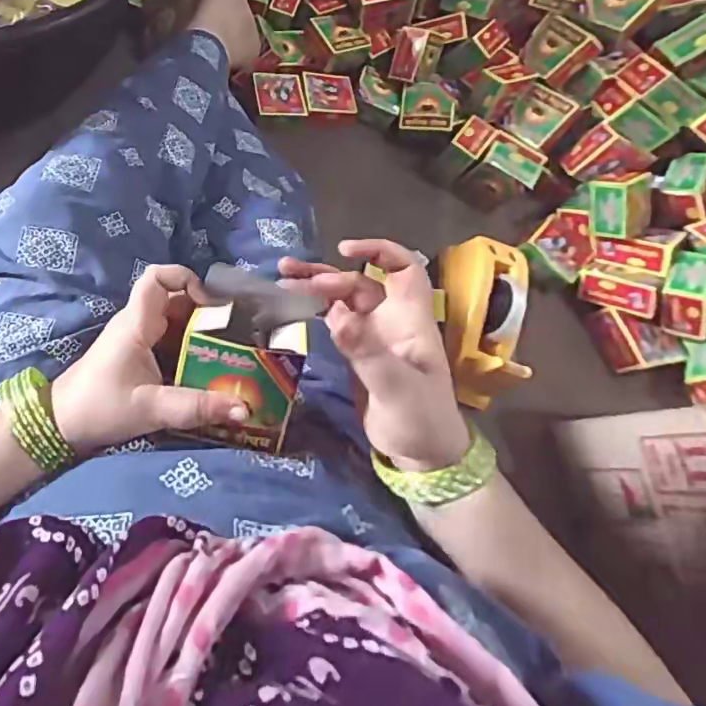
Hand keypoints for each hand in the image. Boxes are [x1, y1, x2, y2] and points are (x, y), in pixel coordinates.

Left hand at [50, 265, 250, 450]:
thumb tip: (244, 408)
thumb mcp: (151, 409)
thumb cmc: (100, 407)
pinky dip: (190, 350)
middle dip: (205, 313)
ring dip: (200, 335)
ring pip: (175, 323)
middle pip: (175, 300)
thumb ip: (196, 407)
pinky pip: (170, 342)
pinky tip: (208, 370)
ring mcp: (137, 340)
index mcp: (136, 323)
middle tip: (232, 335)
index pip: (157, 277)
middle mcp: (137, 324)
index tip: (210, 306)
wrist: (61, 425)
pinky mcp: (139, 357)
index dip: (186, 279)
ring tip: (228, 353)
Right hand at [279, 240, 470, 470]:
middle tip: (290, 275)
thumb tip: (335, 314)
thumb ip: (366, 352)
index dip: (379, 251)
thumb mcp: (397, 388)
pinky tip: (294, 306)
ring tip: (282, 279)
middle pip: (360, 282)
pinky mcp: (359, 354)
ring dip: (316, 287)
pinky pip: (336, 322)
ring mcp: (374, 337)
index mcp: (410, 320)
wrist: (423, 456)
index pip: (403, 268)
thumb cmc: (421, 420)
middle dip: (328, 274)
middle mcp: (391, 321)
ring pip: (344, 300)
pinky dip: (316, 310)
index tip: (344, 249)